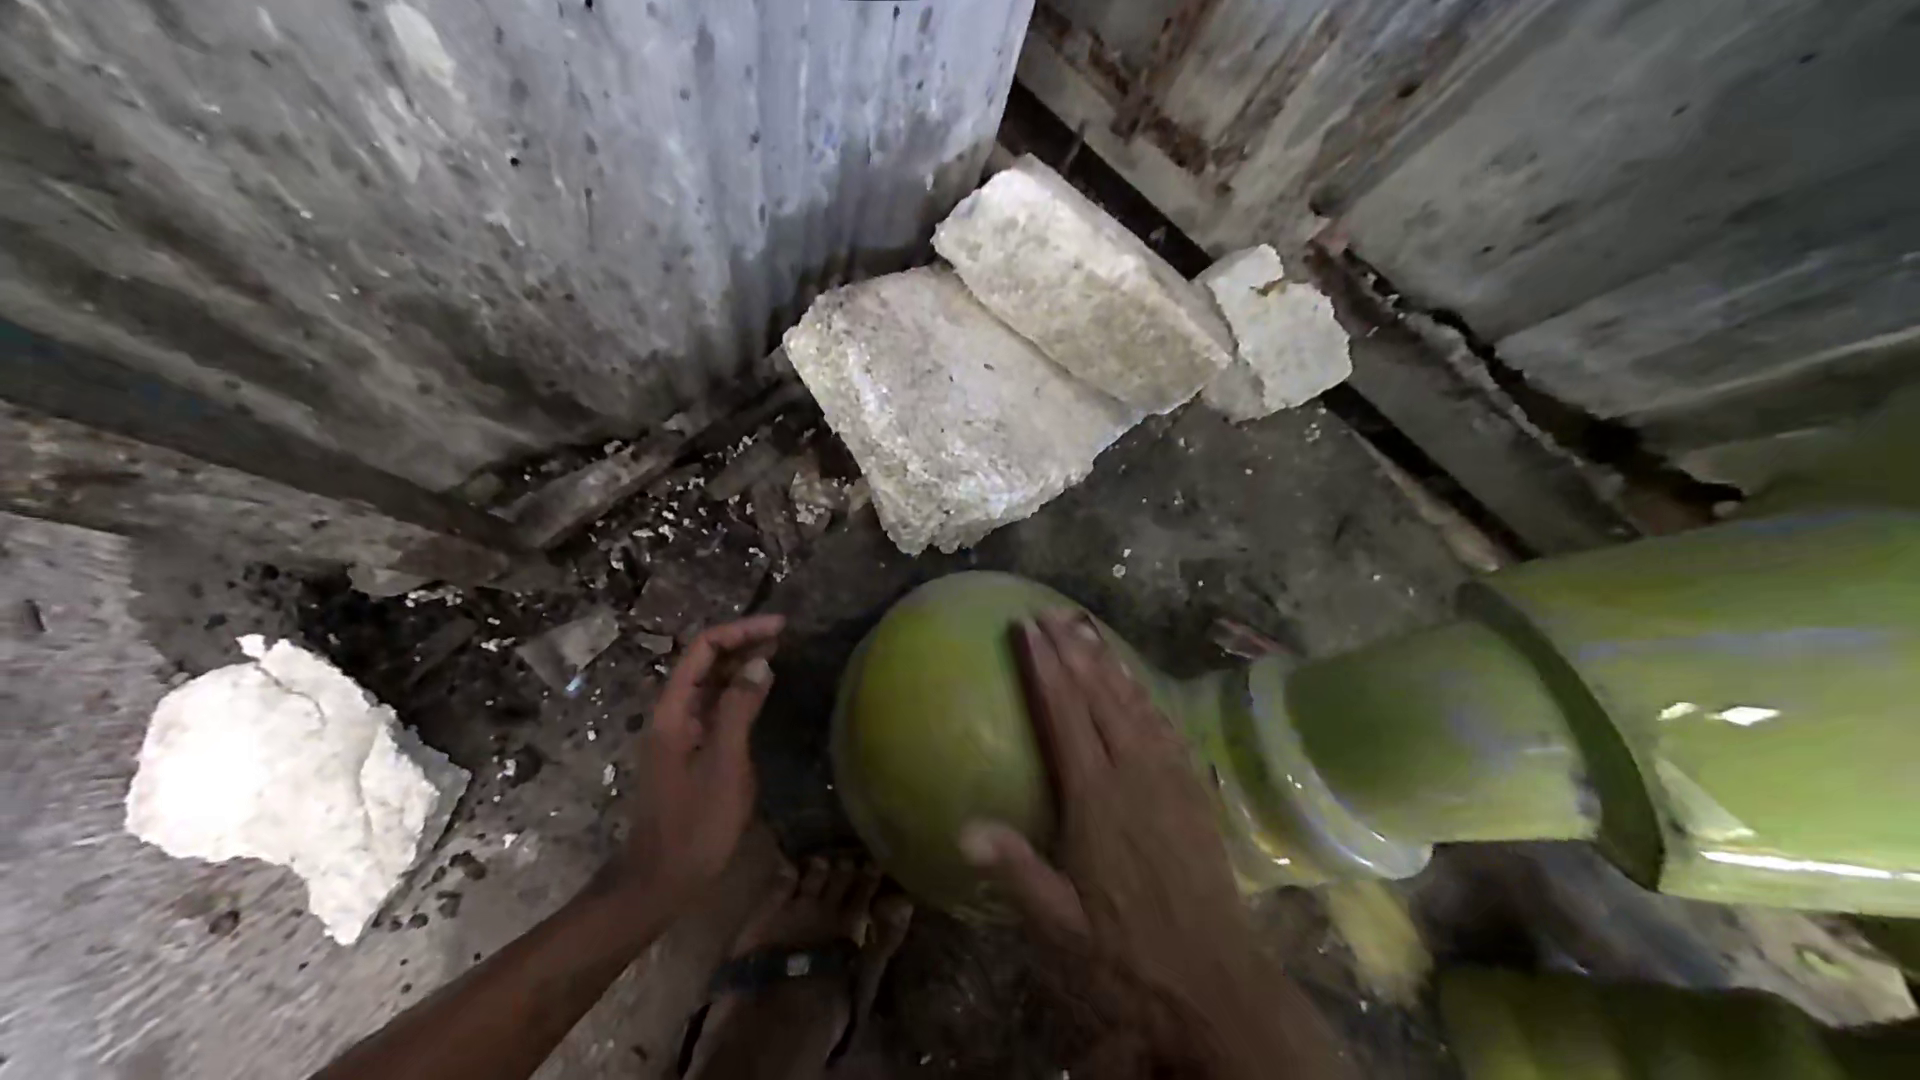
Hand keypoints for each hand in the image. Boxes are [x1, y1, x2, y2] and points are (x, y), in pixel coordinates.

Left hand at [604, 615, 784, 912]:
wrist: (660, 880)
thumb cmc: (695, 825)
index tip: (779, 627)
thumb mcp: (724, 765)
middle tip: (785, 634)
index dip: (740, 632)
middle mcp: (674, 714)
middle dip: (742, 641)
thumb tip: (761, 663)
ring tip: (778, 651)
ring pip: (711, 683)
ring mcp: (682, 732)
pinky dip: (740, 690)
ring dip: (741, 663)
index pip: (703, 650)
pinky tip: (762, 690)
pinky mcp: (693, 749)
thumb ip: (740, 709)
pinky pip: (716, 706)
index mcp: (673, 712)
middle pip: (705, 661)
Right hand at [959, 612, 1355, 1079]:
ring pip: (1135, 702)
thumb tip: (963, 828)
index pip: (1065, 714)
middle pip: (1100, 695)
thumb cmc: (1127, 954)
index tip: (1026, 629)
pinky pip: (1166, 726)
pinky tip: (1136, 682)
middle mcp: (1134, 773)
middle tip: (1050, 613)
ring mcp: (1170, 777)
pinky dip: (1145, 694)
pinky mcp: (1194, 790)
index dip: (1044, 667)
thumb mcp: (1061, 925)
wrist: (1216, 983)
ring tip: (1086, 628)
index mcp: (1096, 798)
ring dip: (1108, 661)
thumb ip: (1016, 871)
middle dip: (1073, 649)